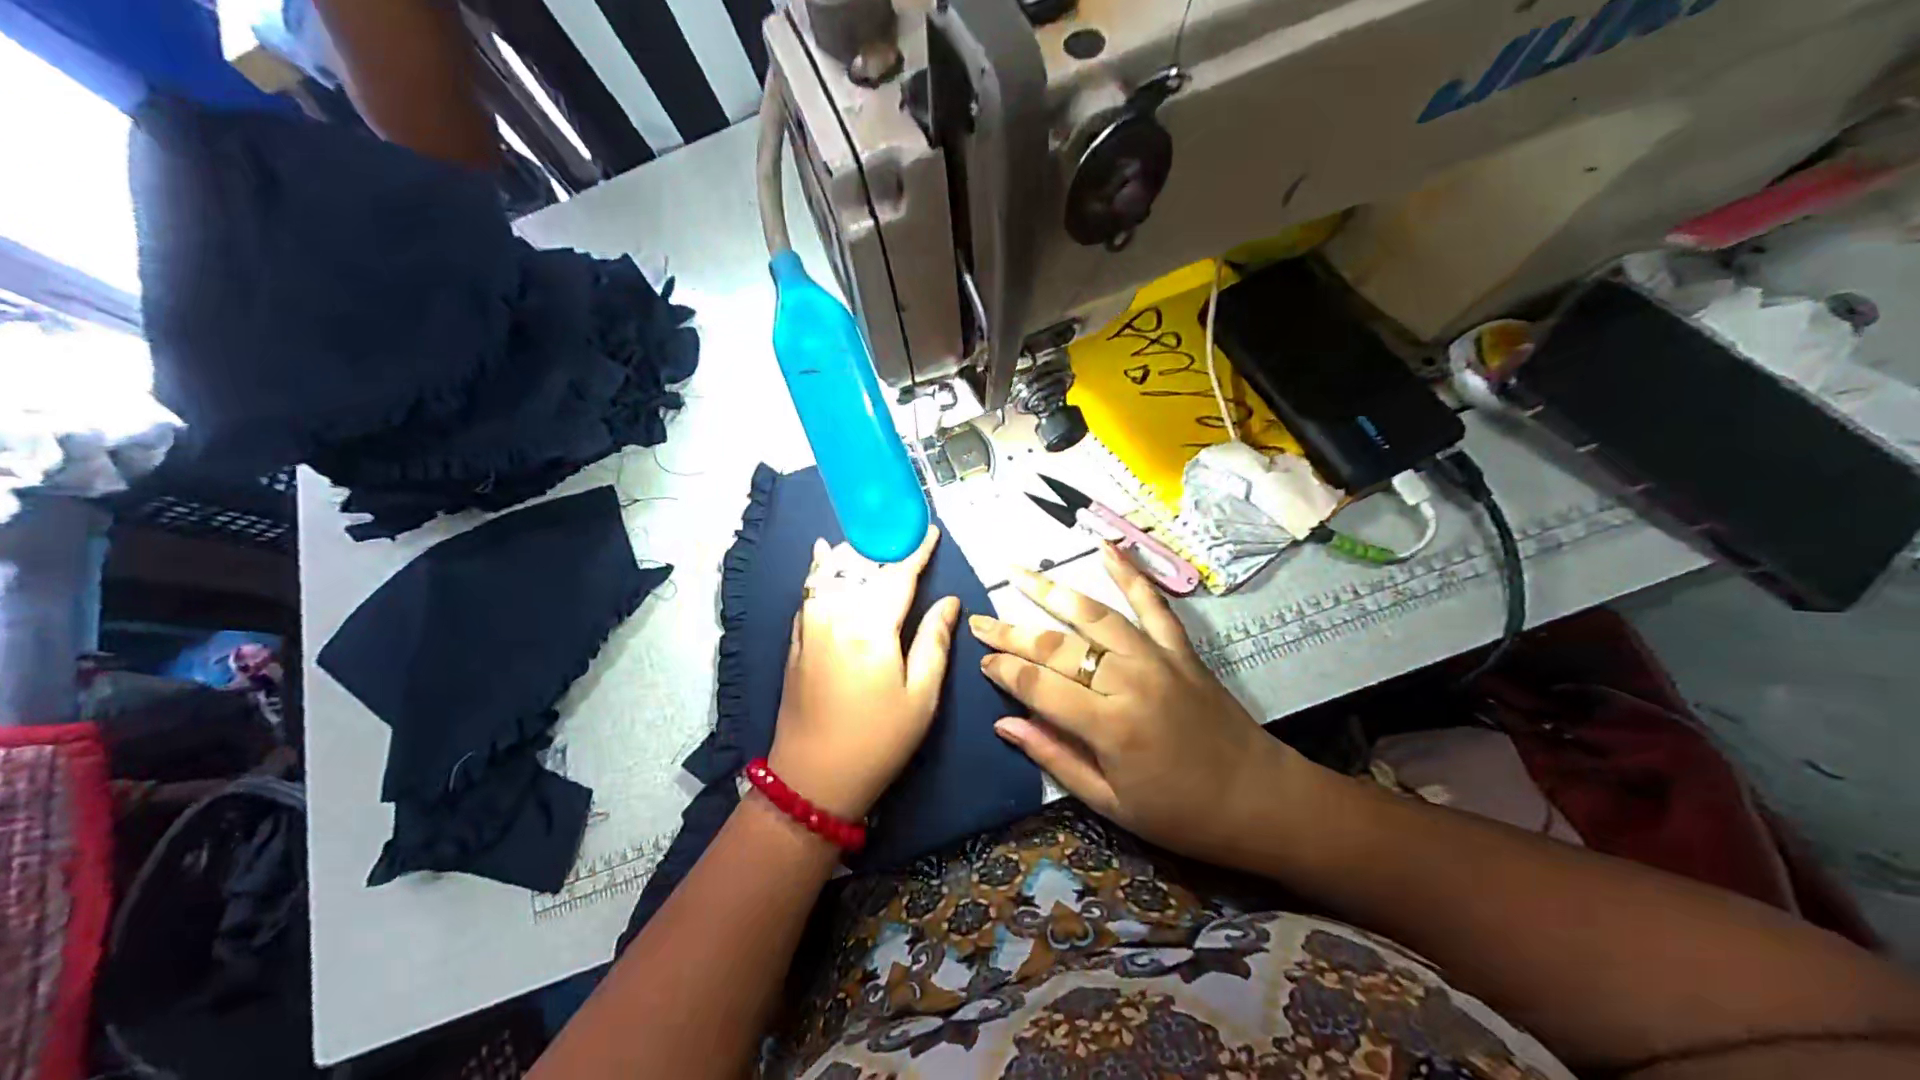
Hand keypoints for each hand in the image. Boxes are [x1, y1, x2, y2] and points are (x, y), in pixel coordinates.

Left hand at [768, 527, 960, 820]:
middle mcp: (835, 615)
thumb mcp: (921, 697)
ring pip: (830, 571)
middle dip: (881, 543)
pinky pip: (809, 590)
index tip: (930, 530)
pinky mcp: (796, 639)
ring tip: (870, 535)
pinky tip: (824, 555)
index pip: (898, 575)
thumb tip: (948, 601)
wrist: (812, 778)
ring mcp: (809, 625)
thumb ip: (935, 642)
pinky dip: (820, 568)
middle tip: (901, 528)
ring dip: (851, 550)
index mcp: (870, 627)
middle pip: (860, 565)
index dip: (917, 551)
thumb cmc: (878, 740)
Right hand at [970, 544, 1299, 863]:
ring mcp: (1157, 659)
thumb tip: (1003, 724)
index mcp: (1109, 727)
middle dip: (1011, 633)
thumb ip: (1054, 757)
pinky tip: (1105, 547)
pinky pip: (1152, 604)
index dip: (1003, 670)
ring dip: (1052, 592)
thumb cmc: (1181, 813)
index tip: (979, 659)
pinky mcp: (1181, 649)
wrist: (1259, 799)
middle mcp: (1129, 682)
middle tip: (978, 621)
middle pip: (1057, 647)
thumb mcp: (1110, 803)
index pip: (1038, 685)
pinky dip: (1129, 574)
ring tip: (1018, 572)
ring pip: (1094, 616)